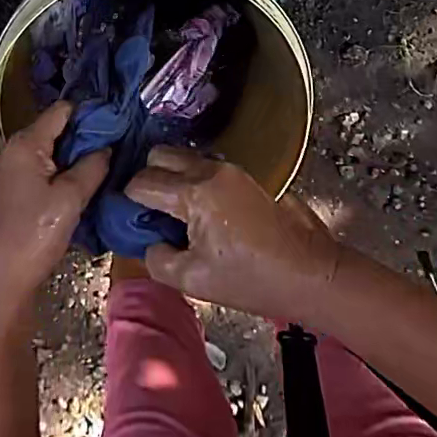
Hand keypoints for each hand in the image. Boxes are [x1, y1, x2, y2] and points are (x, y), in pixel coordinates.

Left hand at [0, 101, 109, 305]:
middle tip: (119, 143)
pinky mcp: (21, 186)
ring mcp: (17, 167)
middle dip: (87, 134)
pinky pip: (48, 166)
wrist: (4, 276)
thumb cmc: (35, 233)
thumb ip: (92, 166)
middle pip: (58, 127)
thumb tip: (108, 147)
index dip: (90, 112)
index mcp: (26, 142)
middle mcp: (18, 147)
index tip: (118, 121)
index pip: (62, 110)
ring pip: (55, 148)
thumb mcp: (70, 197)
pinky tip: (88, 179)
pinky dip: (67, 169)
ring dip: (79, 154)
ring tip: (109, 161)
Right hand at [124, 147, 342, 320]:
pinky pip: (202, 166)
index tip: (125, 216)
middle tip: (147, 209)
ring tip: (170, 210)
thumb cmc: (252, 279)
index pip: (143, 182)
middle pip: (159, 155)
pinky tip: (195, 210)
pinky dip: (190, 179)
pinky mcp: (243, 174)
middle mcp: (208, 169)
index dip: (128, 199)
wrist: (310, 272)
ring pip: (182, 156)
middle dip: (146, 177)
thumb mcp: (194, 280)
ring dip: (170, 176)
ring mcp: (228, 168)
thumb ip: (158, 258)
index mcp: (194, 193)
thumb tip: (150, 241)